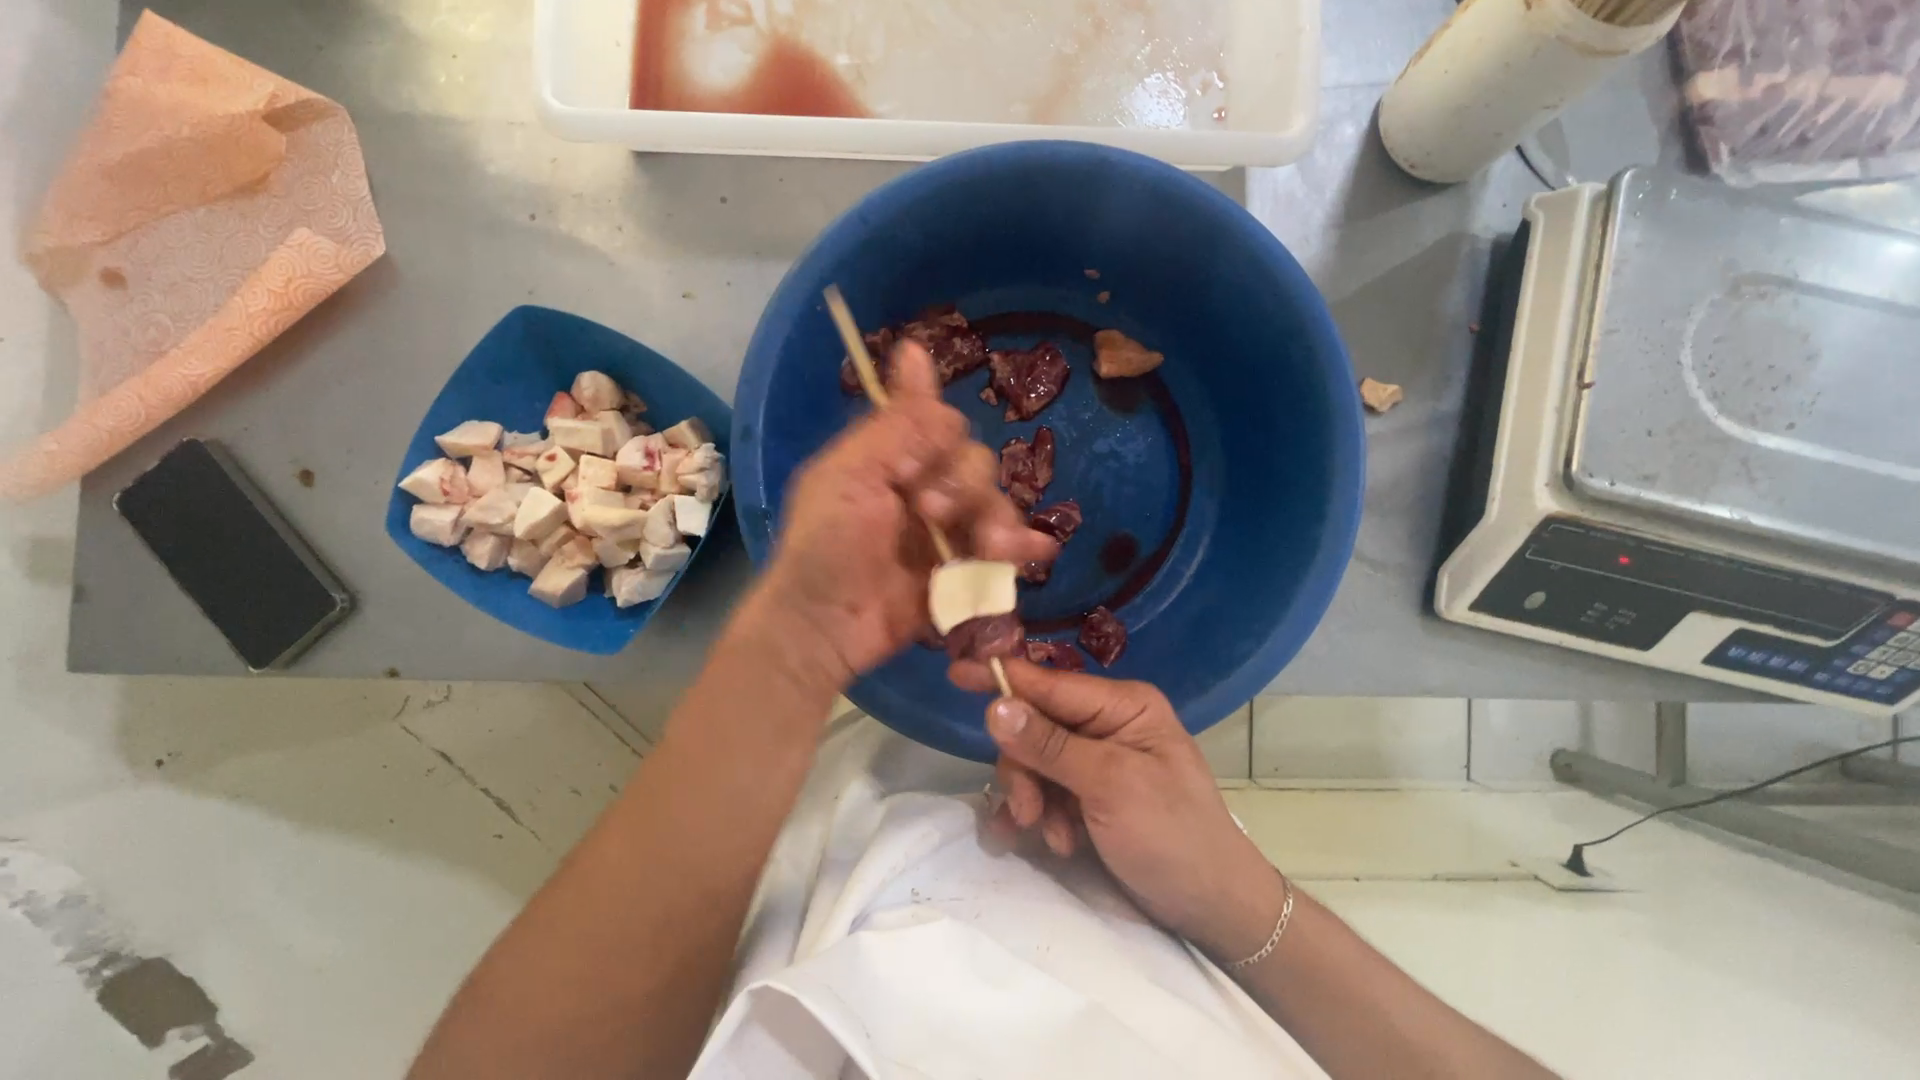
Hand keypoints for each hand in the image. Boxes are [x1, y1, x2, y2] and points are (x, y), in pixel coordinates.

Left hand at [761, 342, 1056, 685]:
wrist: (824, 626)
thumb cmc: (825, 546)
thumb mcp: (849, 476)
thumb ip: (894, 425)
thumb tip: (916, 351)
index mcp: (891, 459)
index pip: (940, 426)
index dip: (943, 438)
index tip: (927, 458)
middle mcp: (922, 488)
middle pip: (975, 464)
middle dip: (966, 486)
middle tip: (932, 513)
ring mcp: (945, 532)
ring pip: (994, 505)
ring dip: (997, 519)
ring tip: (990, 548)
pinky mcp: (962, 571)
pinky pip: (1003, 551)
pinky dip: (1023, 548)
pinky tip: (1033, 552)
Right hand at [950, 658, 1287, 963]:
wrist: (1212, 907)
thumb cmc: (1172, 835)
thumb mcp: (1111, 785)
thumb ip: (1050, 745)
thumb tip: (995, 705)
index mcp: (1123, 706)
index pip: (1049, 682)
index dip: (1002, 678)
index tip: (954, 673)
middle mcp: (1107, 726)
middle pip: (1034, 727)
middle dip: (1024, 768)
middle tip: (1028, 812)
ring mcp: (1097, 763)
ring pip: (1033, 763)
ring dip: (1033, 800)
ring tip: (1053, 837)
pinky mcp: (1089, 797)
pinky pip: (1044, 792)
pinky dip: (1040, 817)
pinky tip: (1049, 842)